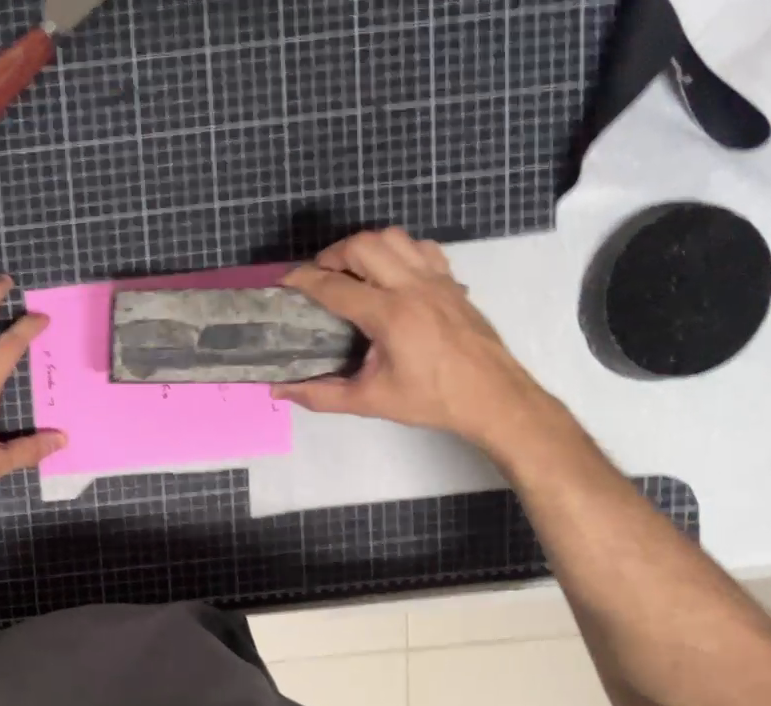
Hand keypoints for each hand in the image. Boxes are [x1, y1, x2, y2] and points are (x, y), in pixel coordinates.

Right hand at [275, 227, 551, 447]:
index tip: (284, 283)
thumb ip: (319, 395)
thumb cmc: (430, 400)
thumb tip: (278, 392)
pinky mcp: (452, 282)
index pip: (335, 286)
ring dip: (365, 248)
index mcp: (390, 315)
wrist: (493, 397)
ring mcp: (437, 280)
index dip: (303, 280)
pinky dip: (398, 251)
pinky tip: (388, 275)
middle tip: (319, 278)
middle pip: (364, 245)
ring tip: (351, 272)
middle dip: (333, 256)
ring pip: (394, 238)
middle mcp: (413, 287)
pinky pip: (421, 248)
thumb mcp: (369, 401)